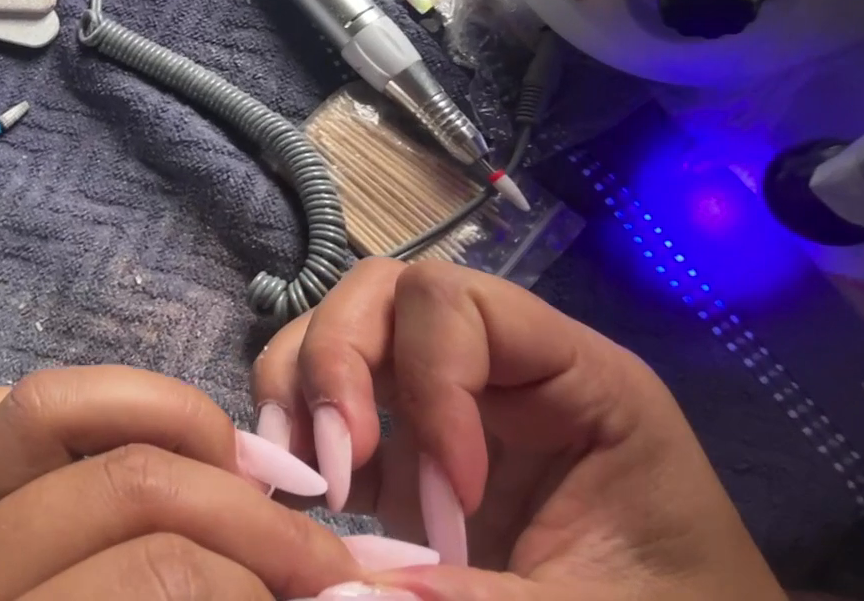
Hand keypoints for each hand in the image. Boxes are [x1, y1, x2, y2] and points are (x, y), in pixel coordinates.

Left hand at [0, 365, 440, 599]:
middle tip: (311, 547)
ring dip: (165, 417)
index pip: (160, 572)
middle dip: (239, 509)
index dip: (256, 573)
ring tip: (231, 465)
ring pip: (49, 404)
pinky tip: (121, 443)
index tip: (336, 591)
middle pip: (125, 483)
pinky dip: (47, 412)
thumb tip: (370, 591)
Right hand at [253, 259, 788, 600]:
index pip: (464, 303)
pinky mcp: (403, 448)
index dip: (432, 379)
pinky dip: (292, 428)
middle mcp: (498, 365)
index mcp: (575, 375)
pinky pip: (327, 401)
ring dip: (301, 390)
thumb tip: (343, 593)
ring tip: (297, 476)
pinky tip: (288, 487)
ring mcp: (442, 400)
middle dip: (339, 364)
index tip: (451, 496)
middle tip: (331, 468)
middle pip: (384, 293)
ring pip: (341, 329)